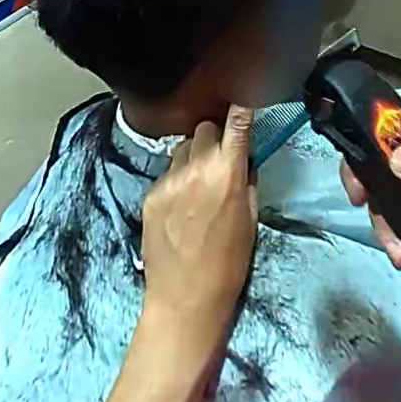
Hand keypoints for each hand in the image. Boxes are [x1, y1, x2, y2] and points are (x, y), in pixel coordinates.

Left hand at [139, 106, 257, 352]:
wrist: (184, 300)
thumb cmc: (229, 263)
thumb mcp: (250, 218)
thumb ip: (246, 180)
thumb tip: (244, 157)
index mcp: (227, 172)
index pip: (236, 122)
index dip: (241, 108)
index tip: (244, 101)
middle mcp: (197, 167)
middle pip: (205, 128)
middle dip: (214, 137)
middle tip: (219, 157)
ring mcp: (169, 179)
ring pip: (183, 147)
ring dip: (193, 155)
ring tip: (197, 183)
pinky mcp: (150, 193)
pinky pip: (167, 172)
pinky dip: (176, 179)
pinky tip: (179, 205)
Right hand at [339, 107, 400, 295]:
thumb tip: (394, 158)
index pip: (398, 118)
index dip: (371, 129)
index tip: (355, 157)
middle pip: (384, 158)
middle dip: (369, 181)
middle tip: (360, 202)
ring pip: (389, 194)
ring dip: (384, 220)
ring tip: (399, 252)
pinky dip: (396, 237)